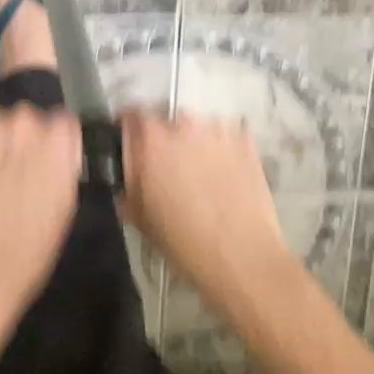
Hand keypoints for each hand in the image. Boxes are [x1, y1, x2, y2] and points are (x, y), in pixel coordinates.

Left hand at [0, 106, 82, 315]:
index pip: (63, 121)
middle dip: (26, 139)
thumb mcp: (65, 206)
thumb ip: (66, 164)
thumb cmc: (30, 249)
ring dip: (0, 141)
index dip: (55, 142)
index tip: (49, 161)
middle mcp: (25, 122)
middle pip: (30, 117)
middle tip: (19, 173)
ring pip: (0, 122)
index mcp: (57, 141)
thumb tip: (62, 143)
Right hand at [119, 112, 293, 296]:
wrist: (244, 258)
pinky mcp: (245, 140)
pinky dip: (221, 148)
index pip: (131, 115)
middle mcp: (182, 124)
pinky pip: (225, 136)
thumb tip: (127, 174)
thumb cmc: (185, 243)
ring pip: (197, 127)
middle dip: (164, 137)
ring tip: (200, 170)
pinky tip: (225, 173)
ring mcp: (217, 129)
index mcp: (151, 141)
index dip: (130, 129)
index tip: (133, 144)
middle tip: (168, 164)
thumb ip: (129, 184)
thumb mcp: (141, 218)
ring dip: (194, 141)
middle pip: (166, 119)